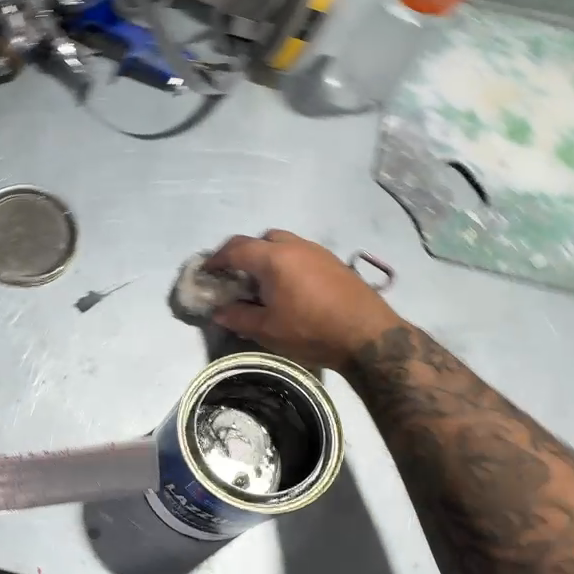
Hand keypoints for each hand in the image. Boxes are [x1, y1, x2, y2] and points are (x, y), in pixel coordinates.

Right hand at [208, 230, 402, 369]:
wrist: (367, 335)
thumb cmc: (310, 330)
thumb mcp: (267, 329)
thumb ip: (238, 317)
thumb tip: (219, 311)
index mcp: (274, 259)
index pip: (236, 249)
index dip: (216, 259)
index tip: (206, 272)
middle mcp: (295, 246)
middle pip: (261, 239)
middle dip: (242, 253)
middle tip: (234, 276)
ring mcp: (317, 252)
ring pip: (283, 244)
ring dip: (266, 257)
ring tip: (260, 284)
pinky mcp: (332, 262)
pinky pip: (300, 253)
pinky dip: (285, 263)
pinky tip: (287, 288)